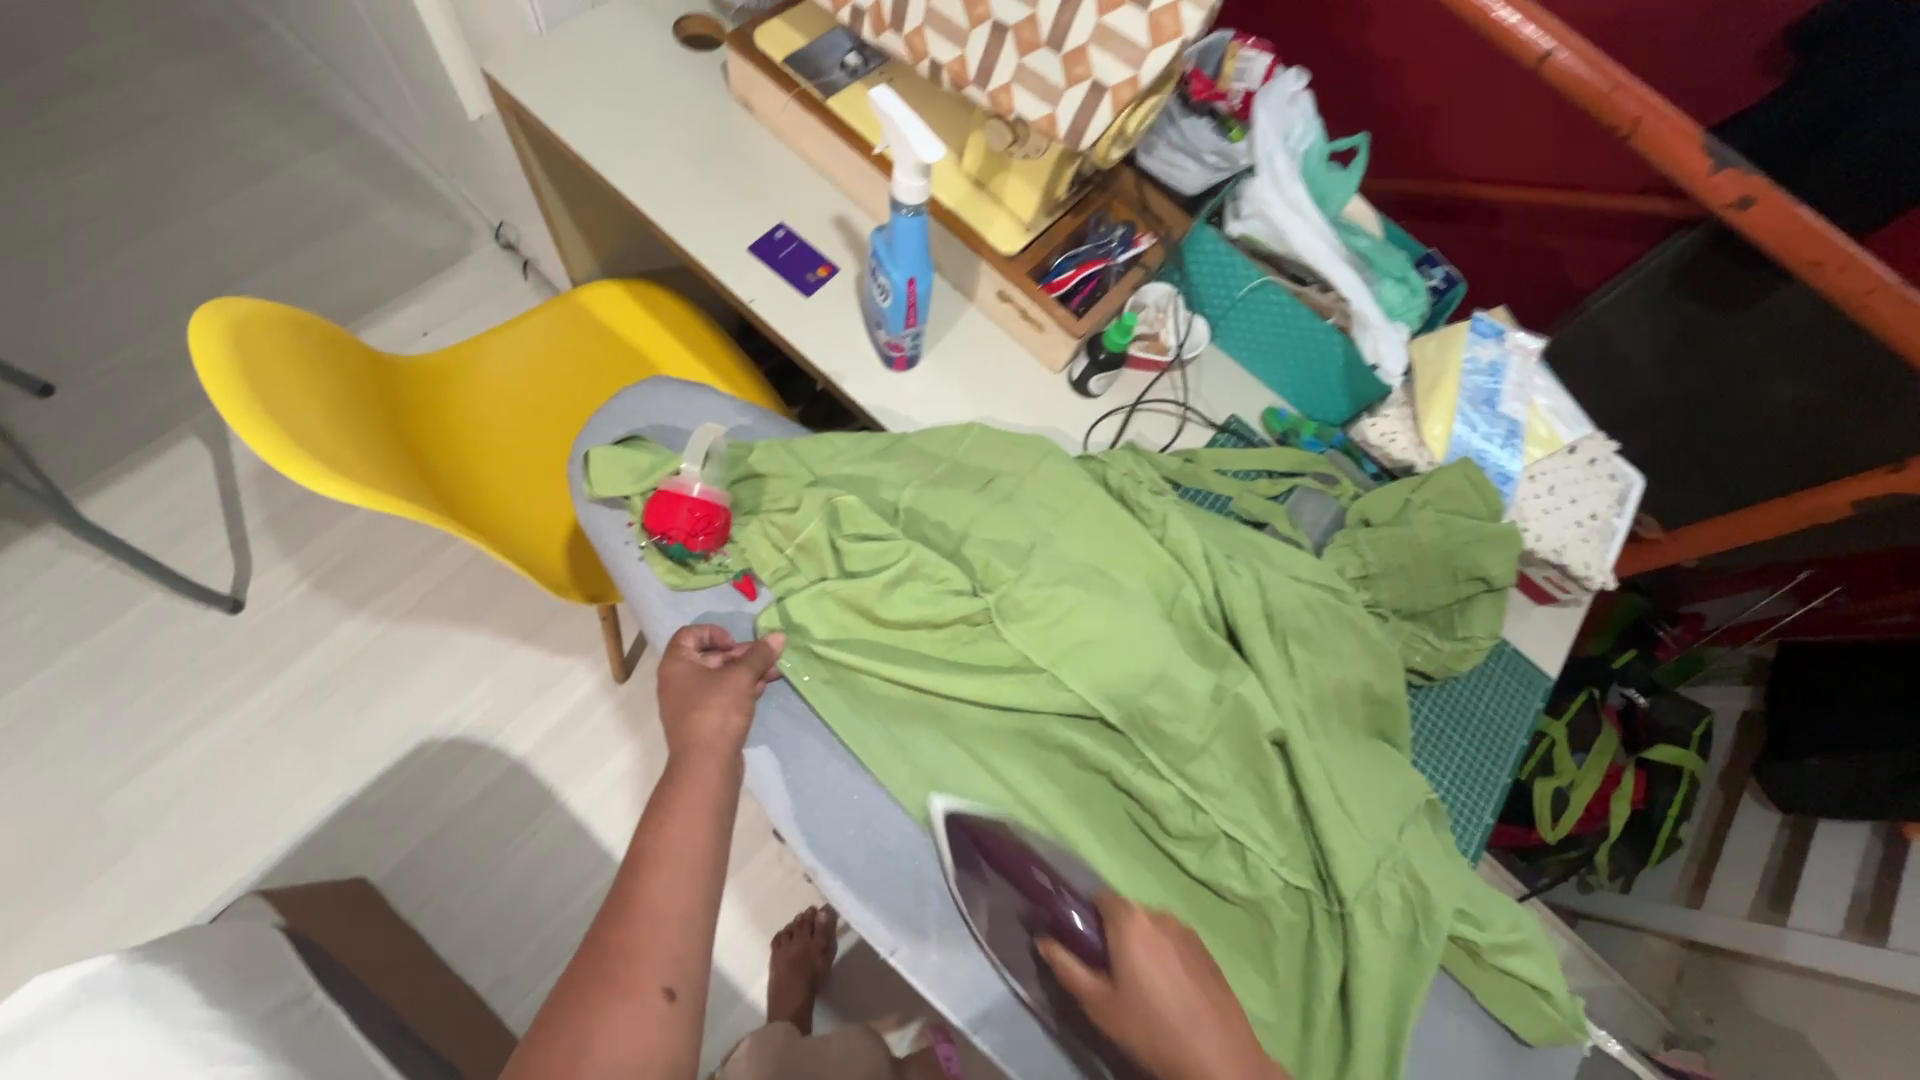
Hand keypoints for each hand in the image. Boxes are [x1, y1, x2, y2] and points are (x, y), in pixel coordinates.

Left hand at [655, 624, 785, 761]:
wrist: (705, 765)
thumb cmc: (716, 711)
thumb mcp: (741, 677)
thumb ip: (759, 655)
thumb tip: (779, 636)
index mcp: (676, 664)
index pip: (690, 634)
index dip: (714, 633)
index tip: (736, 644)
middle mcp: (678, 681)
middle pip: (710, 656)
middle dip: (741, 655)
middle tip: (766, 657)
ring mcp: (690, 703)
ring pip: (720, 678)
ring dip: (746, 672)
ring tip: (774, 672)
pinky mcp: (703, 721)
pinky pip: (722, 696)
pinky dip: (741, 689)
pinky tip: (763, 688)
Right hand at [1039, 894, 1288, 1079]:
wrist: (1217, 1059)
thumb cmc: (1149, 1028)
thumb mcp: (1097, 1003)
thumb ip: (1065, 965)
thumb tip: (1042, 939)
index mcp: (1130, 919)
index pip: (1097, 897)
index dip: (1084, 917)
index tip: (1081, 945)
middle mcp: (1159, 913)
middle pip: (1125, 913)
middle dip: (1112, 935)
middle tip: (1107, 973)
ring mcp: (1187, 930)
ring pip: (1150, 928)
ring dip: (1139, 945)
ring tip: (1140, 987)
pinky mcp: (1207, 950)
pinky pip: (1173, 942)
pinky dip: (1163, 956)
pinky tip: (1167, 992)